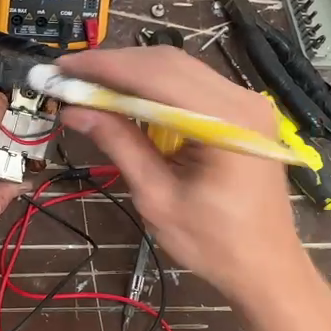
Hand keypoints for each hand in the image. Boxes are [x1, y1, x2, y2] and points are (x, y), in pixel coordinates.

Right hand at [55, 46, 302, 300]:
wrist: (267, 268)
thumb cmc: (214, 243)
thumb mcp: (157, 196)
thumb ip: (119, 144)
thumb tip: (73, 111)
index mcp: (227, 121)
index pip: (156, 75)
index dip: (105, 66)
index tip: (63, 68)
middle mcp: (242, 99)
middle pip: (167, 63)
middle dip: (114, 65)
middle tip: (68, 77)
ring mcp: (246, 101)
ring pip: (177, 67)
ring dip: (130, 72)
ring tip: (88, 85)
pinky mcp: (241, 110)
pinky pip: (189, 83)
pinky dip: (152, 85)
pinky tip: (123, 96)